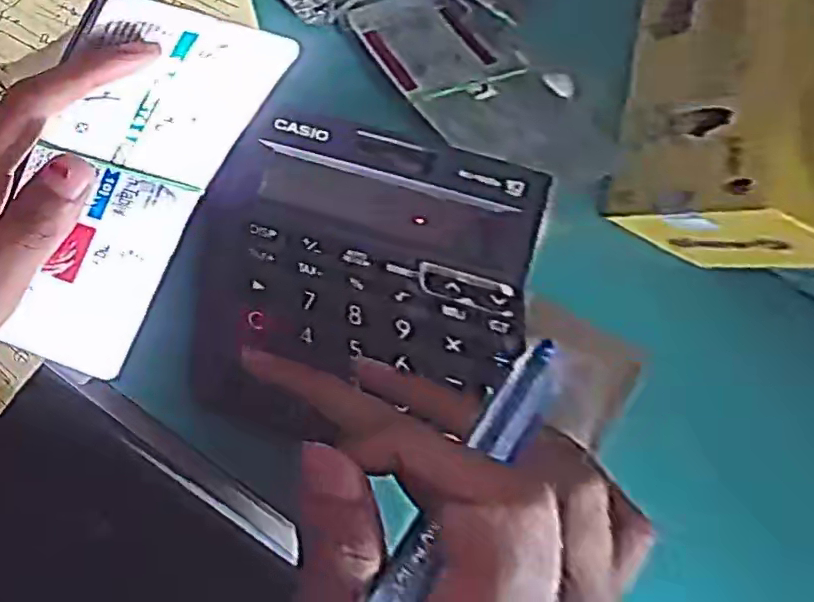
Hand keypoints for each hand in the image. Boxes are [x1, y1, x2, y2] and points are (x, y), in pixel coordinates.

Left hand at [0, 42, 157, 428]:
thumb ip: (31, 228)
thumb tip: (78, 166)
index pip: (31, 107)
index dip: (86, 73)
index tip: (139, 53)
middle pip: (27, 109)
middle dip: (84, 81)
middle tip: (143, 68)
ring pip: (20, 135)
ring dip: (69, 114)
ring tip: (123, 110)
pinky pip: (11, 162)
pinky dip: (48, 151)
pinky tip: (71, 173)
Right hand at [243, 349, 652, 601]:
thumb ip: (340, 547)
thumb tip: (325, 454)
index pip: (486, 488)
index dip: (387, 430)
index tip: (316, 421)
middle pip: (545, 476)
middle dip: (433, 406)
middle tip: (354, 380)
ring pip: (592, 494)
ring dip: (492, 427)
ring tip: (414, 399)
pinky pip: (610, 528)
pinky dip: (546, 471)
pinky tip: (489, 457)